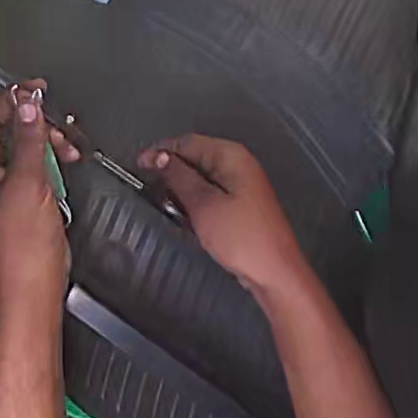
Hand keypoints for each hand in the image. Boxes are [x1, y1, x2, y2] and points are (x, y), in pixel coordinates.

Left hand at [0, 80, 81, 308]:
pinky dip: (52, 159)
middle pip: (8, 128)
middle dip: (36, 123)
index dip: (13, 99)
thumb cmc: (20, 249)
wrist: (33, 288)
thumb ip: (29, 140)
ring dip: (48, 141)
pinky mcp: (25, 196)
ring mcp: (6, 185)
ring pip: (26, 145)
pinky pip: (37, 164)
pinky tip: (66, 163)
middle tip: (57, 122)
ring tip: (65, 149)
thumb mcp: (28, 183)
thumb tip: (29, 106)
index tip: (37, 91)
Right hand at [139, 135, 309, 297]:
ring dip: (182, 189)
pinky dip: (195, 201)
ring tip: (171, 207)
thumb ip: (178, 177)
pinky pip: (209, 192)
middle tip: (152, 188)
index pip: (187, 142)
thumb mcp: (203, 205)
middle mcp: (238, 164)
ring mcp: (240, 184)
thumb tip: (159, 156)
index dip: (161, 151)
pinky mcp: (240, 203)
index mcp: (231, 156)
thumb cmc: (244, 239)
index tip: (140, 164)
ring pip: (200, 176)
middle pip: (194, 157)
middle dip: (171, 172)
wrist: (276, 274)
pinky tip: (188, 217)